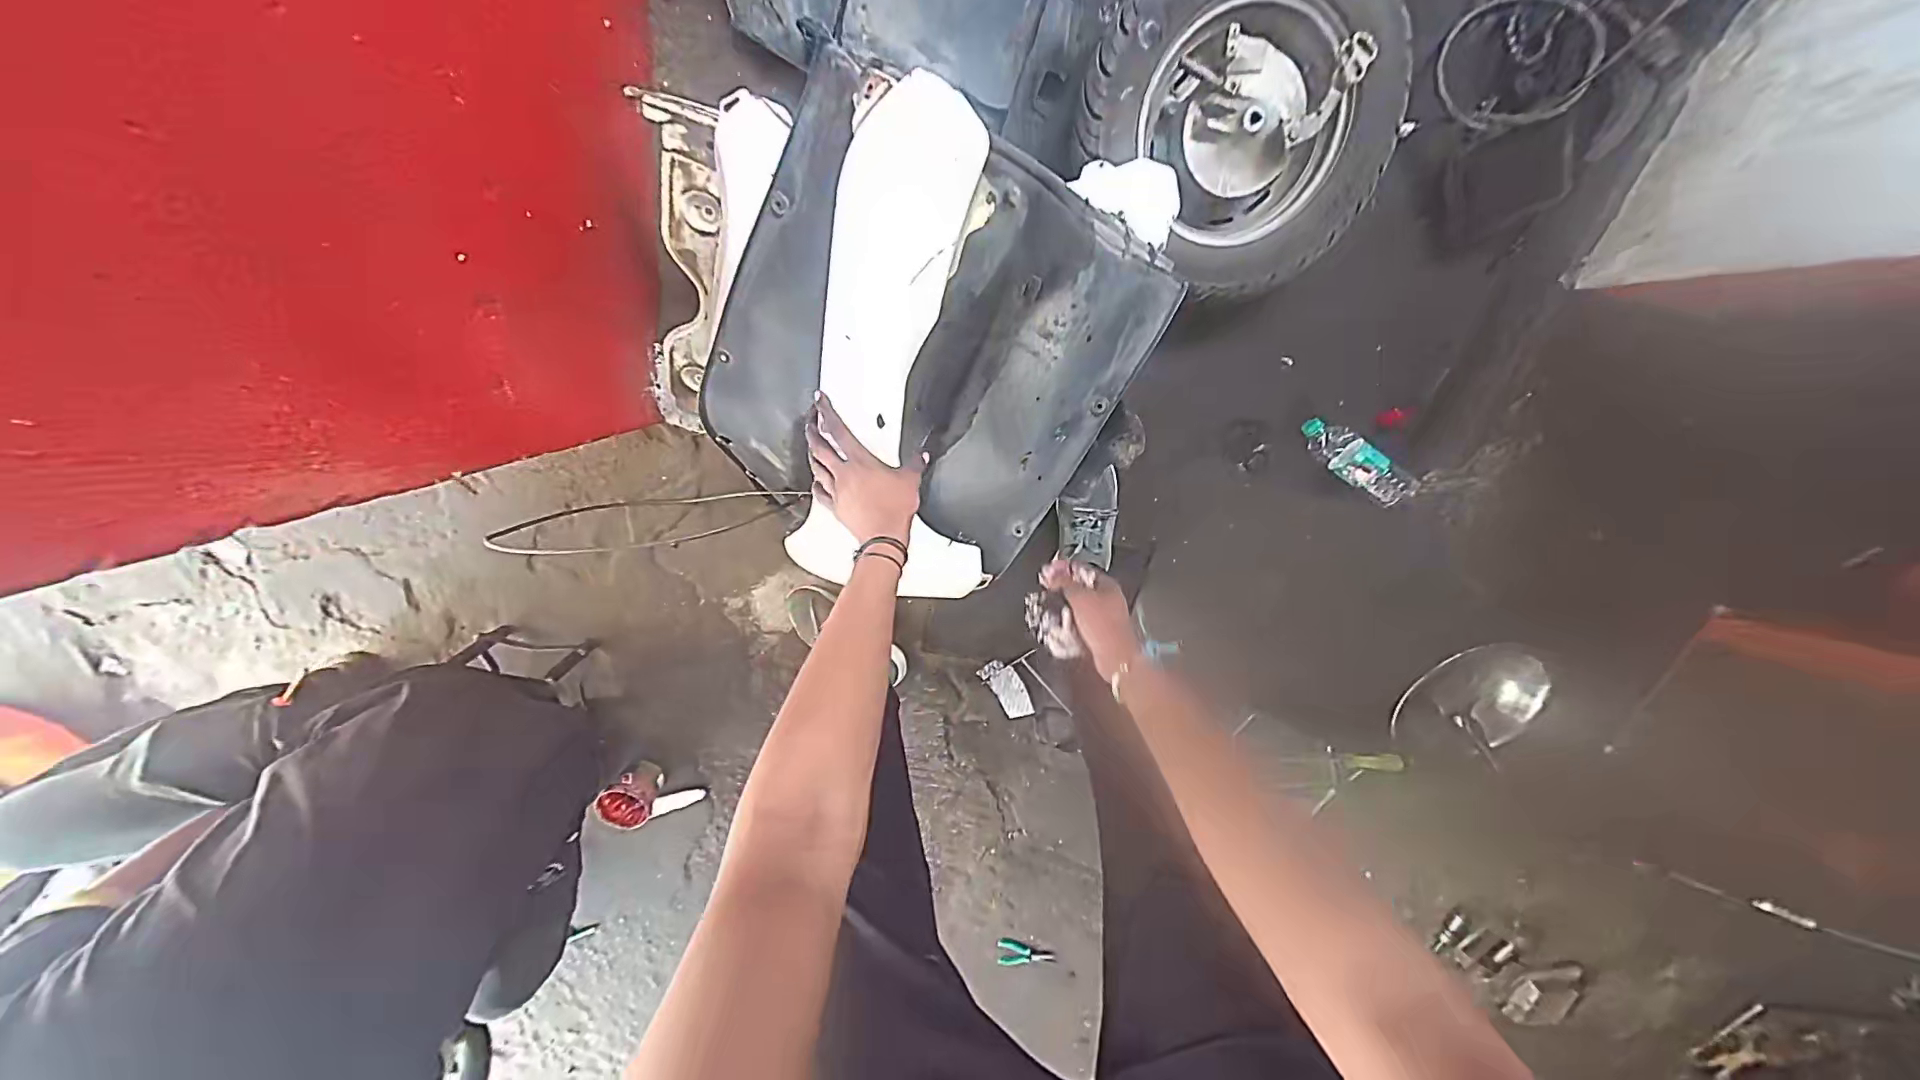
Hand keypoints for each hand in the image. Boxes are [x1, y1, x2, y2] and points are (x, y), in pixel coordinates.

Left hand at [807, 393, 923, 546]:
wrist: (883, 536)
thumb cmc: (894, 509)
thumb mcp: (910, 481)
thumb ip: (914, 464)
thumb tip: (921, 455)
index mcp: (860, 461)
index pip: (837, 430)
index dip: (825, 412)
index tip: (818, 401)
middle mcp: (844, 473)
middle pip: (819, 446)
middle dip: (812, 430)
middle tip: (810, 421)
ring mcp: (837, 490)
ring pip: (816, 467)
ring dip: (812, 454)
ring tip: (811, 446)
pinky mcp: (835, 507)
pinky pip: (820, 492)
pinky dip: (816, 484)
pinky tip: (816, 482)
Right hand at [1040, 558, 1141, 679]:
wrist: (1115, 657)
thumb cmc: (1105, 626)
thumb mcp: (1079, 597)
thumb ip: (1064, 582)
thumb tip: (1052, 571)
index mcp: (1107, 585)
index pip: (1082, 569)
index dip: (1064, 568)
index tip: (1049, 571)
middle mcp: (1108, 599)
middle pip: (1081, 587)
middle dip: (1063, 588)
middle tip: (1049, 588)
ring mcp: (1104, 616)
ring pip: (1080, 606)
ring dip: (1066, 606)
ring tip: (1055, 607)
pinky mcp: (1099, 632)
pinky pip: (1080, 622)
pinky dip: (1071, 622)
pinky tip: (1064, 625)